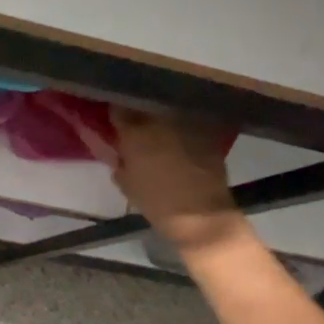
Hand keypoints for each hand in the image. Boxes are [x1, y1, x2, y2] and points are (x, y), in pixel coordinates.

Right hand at [109, 107, 247, 253]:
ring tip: (160, 133)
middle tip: (136, 127)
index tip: (115, 121)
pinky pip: (189, 125)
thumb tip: (119, 152)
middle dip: (139, 114)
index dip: (115, 114)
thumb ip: (119, 162)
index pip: (118, 110)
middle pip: (145, 107)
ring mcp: (187, 124)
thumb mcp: (128, 185)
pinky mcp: (208, 132)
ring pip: (168, 113)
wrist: (202, 215)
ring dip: (162, 120)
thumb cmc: (158, 204)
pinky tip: (182, 143)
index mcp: (136, 134)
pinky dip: (183, 131)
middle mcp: (161, 121)